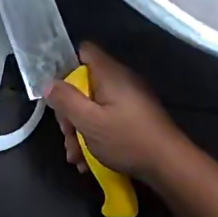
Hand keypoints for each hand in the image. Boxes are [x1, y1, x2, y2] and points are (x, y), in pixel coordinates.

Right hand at [43, 43, 195, 185]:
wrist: (168, 164)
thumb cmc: (126, 139)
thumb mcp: (89, 121)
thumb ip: (66, 100)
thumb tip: (49, 84)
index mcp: (110, 74)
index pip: (84, 52)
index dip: (65, 67)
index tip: (56, 93)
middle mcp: (121, 82)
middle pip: (84, 85)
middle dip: (70, 113)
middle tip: (68, 136)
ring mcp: (129, 100)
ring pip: (94, 108)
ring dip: (80, 132)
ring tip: (77, 158)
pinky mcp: (134, 119)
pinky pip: (107, 120)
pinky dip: (96, 137)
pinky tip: (89, 161)